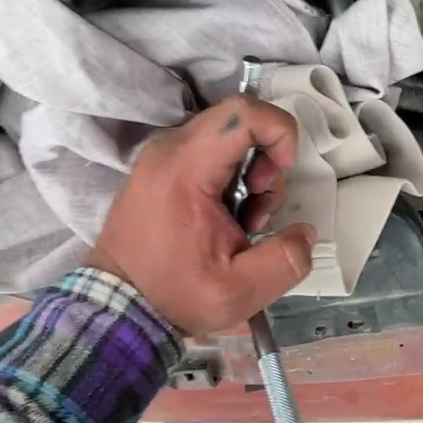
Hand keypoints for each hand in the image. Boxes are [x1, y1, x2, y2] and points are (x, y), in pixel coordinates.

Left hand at [87, 97, 315, 335]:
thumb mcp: (242, 290)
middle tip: (259, 208)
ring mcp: (161, 157)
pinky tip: (225, 218)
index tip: (283, 172)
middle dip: (267, 160)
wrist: (117, 309)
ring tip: (242, 222)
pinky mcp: (160, 169)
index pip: (244, 113)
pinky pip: (210, 152)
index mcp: (186, 170)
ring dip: (250, 174)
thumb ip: (287, 258)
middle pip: (240, 121)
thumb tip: (304, 233)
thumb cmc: (175, 296)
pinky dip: (230, 177)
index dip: (280, 132)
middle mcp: (169, 150)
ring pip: (227, 138)